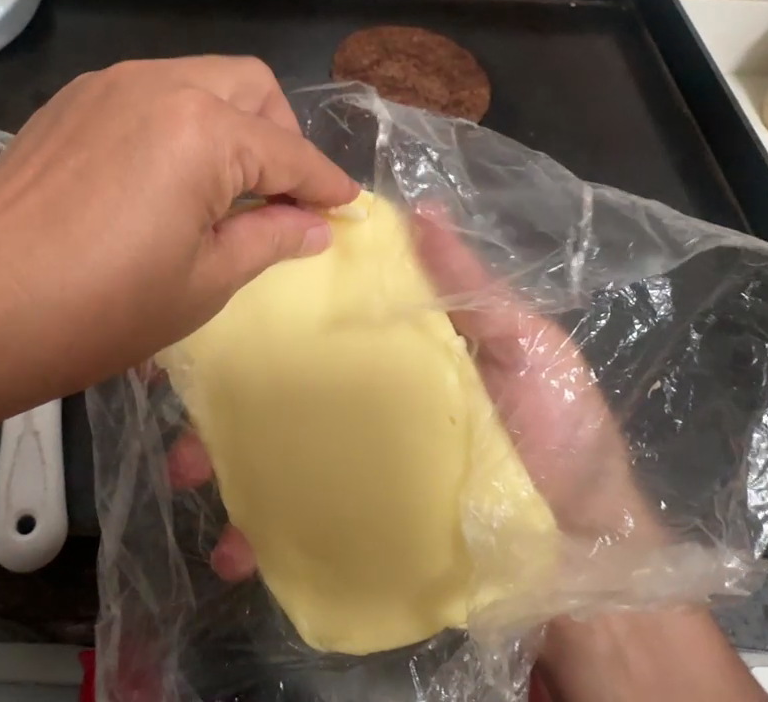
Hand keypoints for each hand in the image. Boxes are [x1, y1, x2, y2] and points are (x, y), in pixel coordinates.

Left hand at [0, 57, 358, 422]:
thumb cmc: (99, 309)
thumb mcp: (202, 283)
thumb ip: (269, 240)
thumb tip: (314, 224)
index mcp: (203, 128)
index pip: (288, 151)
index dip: (324, 183)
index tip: (345, 207)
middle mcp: (158, 85)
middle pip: (249, 86)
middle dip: (279, 134)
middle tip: (277, 196)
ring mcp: (106, 87)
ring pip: (195, 80)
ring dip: (227, 123)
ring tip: (219, 188)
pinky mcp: (67, 103)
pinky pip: (145, 95)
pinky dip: (175, 124)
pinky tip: (160, 178)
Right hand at [165, 205, 650, 582]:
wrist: (588, 561)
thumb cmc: (563, 440)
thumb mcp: (529, 351)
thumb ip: (474, 290)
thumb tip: (421, 208)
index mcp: (395, 352)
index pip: (323, 316)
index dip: (269, 305)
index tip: (218, 294)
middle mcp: (362, 402)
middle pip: (279, 385)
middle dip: (221, 389)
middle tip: (179, 390)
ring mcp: (353, 464)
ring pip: (269, 451)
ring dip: (219, 462)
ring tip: (187, 471)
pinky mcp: (354, 522)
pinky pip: (293, 525)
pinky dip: (254, 537)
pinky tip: (232, 550)